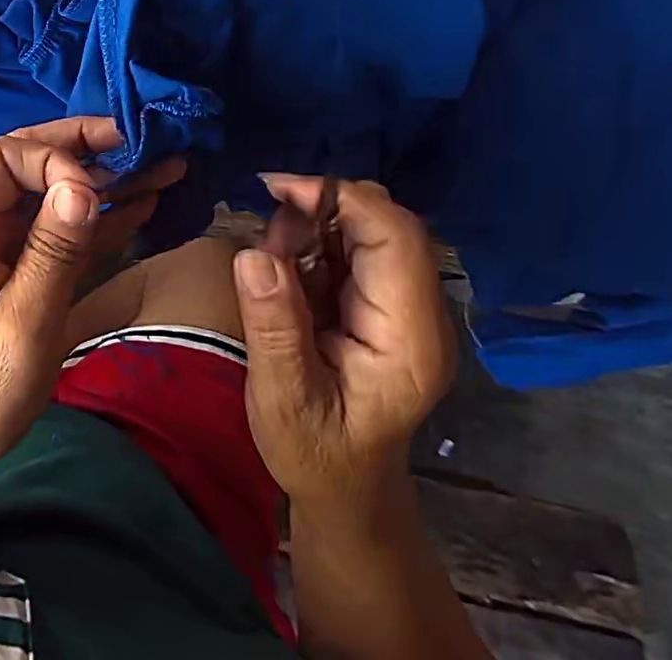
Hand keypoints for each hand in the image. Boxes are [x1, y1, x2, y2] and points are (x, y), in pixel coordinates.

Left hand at [0, 117, 184, 512]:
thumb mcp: (17, 329)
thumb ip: (51, 256)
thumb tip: (84, 185)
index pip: (1, 160)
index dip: (51, 159)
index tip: (94, 188)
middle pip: (29, 164)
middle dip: (84, 147)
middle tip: (142, 137)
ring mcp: (0, 245)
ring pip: (54, 194)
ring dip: (105, 178)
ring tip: (162, 161)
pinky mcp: (24, 268)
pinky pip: (65, 230)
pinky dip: (104, 216)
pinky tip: (145, 200)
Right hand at [233, 175, 455, 507]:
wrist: (342, 483)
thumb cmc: (315, 451)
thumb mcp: (283, 396)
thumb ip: (273, 328)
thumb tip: (254, 256)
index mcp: (409, 338)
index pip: (398, 239)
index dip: (343, 199)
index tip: (277, 189)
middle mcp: (417, 312)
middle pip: (383, 225)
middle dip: (318, 212)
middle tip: (264, 240)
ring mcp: (399, 306)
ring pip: (361, 231)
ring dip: (307, 230)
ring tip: (270, 267)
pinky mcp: (377, 303)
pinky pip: (346, 251)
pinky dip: (306, 247)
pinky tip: (281, 275)